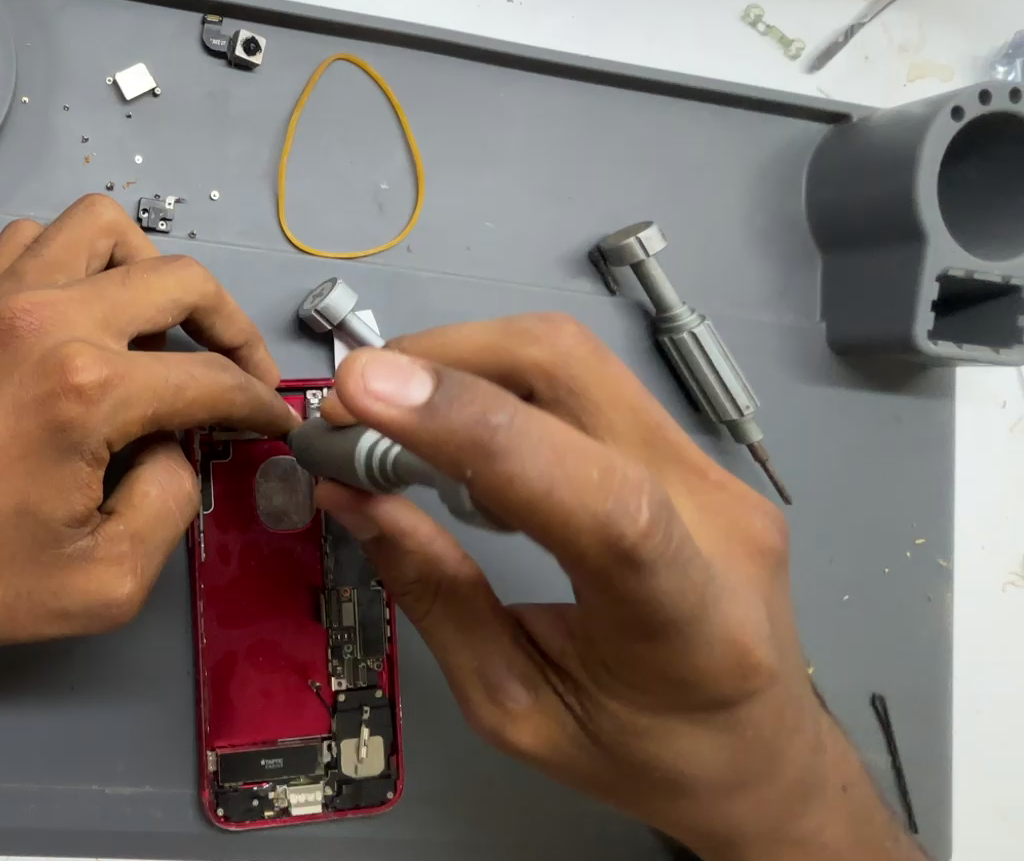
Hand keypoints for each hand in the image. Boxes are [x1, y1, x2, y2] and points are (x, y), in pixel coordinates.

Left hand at [0, 195, 297, 670]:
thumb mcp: (106, 581)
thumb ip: (173, 500)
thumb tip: (176, 442)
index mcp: (84, 389)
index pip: (207, 379)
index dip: (256, 402)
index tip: (272, 420)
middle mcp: (46, 319)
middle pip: (177, 281)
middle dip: (230, 325)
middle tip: (239, 373)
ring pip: (102, 227)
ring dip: (150, 270)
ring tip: (159, 329)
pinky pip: (34, 241)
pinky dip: (75, 260)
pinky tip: (83, 315)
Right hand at [315, 315, 918, 860]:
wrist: (765, 755)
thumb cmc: (639, 754)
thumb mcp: (511, 706)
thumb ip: (433, 593)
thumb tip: (344, 490)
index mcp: (687, 622)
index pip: (599, 499)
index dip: (473, 429)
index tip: (360, 394)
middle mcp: (716, 514)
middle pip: (571, 370)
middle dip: (440, 359)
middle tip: (352, 401)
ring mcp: (707, 465)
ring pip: (564, 353)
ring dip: (455, 358)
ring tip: (387, 413)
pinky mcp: (681, 444)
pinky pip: (568, 376)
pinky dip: (484, 377)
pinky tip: (449, 430)